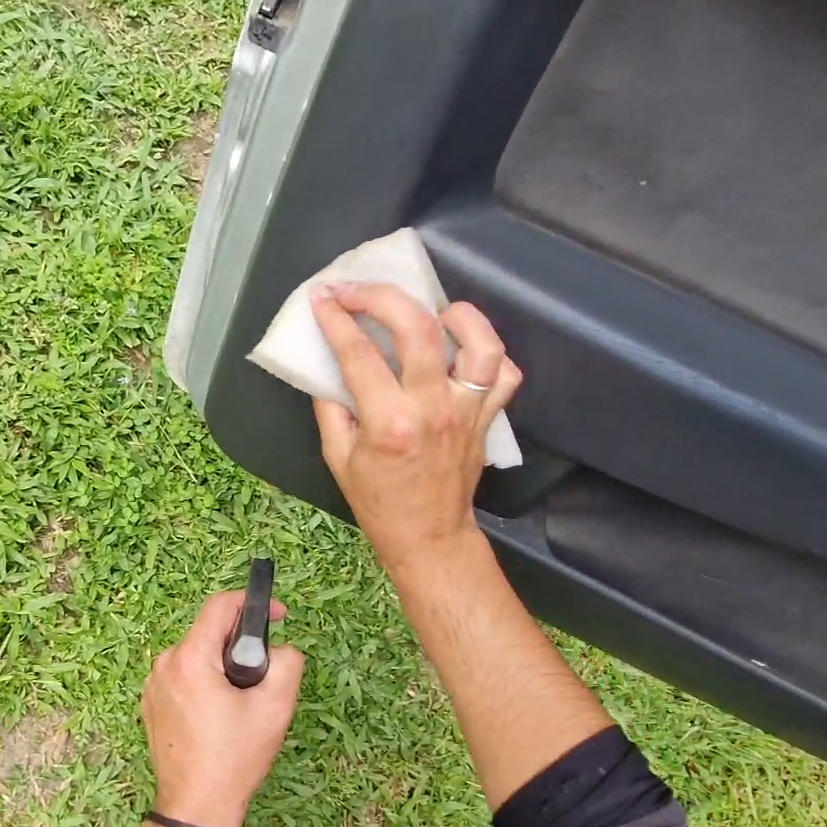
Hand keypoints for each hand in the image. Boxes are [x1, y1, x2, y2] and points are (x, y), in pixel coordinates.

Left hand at [142, 591, 305, 826]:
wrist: (196, 806)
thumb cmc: (235, 757)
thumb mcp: (276, 706)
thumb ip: (287, 662)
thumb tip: (280, 648)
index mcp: (190, 658)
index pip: (220, 606)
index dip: (253, 602)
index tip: (278, 615)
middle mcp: (165, 664)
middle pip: (209, 632)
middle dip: (241, 643)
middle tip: (263, 672)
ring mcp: (153, 685)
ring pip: (197, 655)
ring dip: (223, 664)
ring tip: (243, 699)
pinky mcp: (151, 703)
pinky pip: (184, 676)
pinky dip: (205, 682)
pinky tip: (220, 714)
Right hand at [310, 283, 521, 568]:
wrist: (429, 536)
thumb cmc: (379, 502)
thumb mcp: (338, 458)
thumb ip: (331, 408)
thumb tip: (328, 364)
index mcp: (389, 423)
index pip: (359, 353)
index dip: (336, 318)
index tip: (322, 298)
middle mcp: (433, 409)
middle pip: (417, 328)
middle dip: (380, 297)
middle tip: (357, 290)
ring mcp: (467, 411)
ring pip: (480, 343)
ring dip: (457, 315)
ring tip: (432, 311)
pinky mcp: (487, 418)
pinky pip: (503, 373)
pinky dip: (487, 352)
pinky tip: (461, 349)